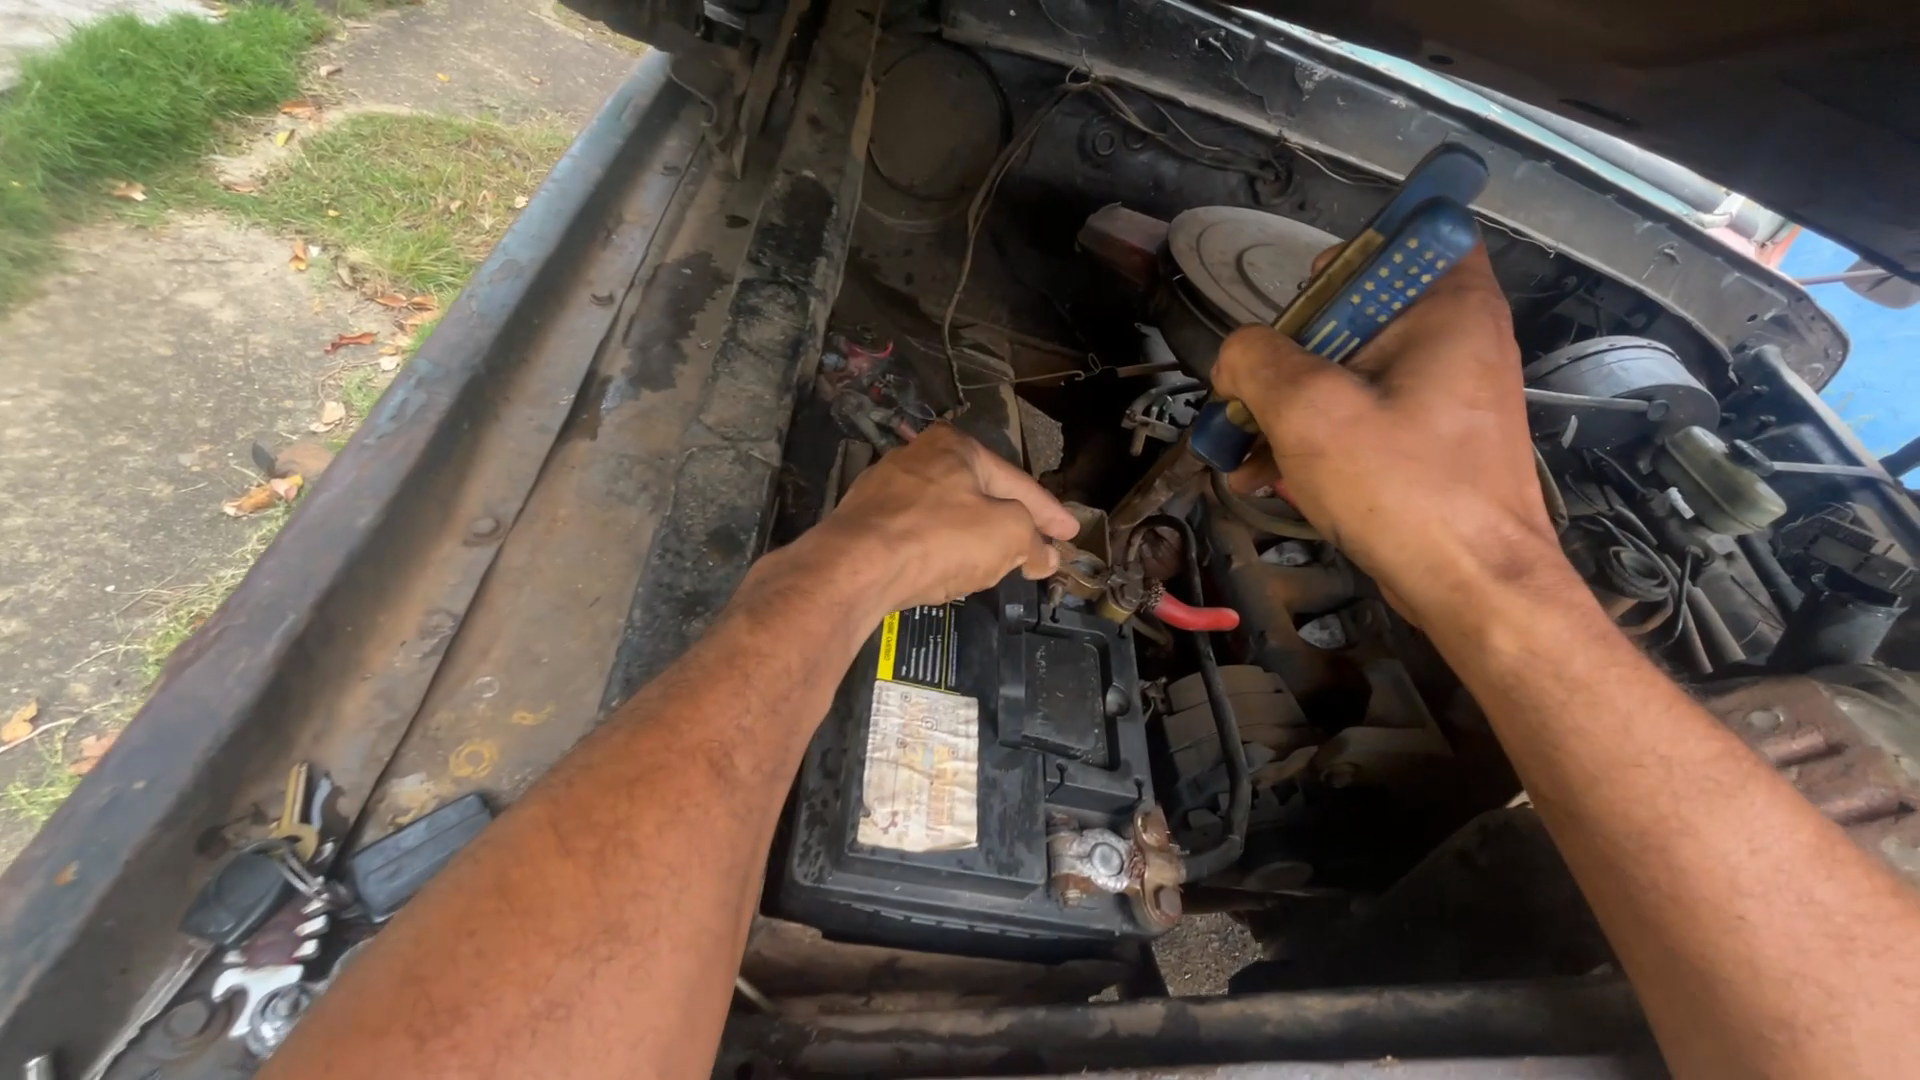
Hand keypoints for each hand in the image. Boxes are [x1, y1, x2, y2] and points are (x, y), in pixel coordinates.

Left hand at [816, 425, 1080, 609]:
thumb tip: (1046, 556)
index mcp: (956, 446)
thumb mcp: (1006, 535)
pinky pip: (917, 533)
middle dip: (1011, 522)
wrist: (853, 567)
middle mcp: (918, 456)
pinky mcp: (863, 521)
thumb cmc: (938, 539)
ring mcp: (885, 488)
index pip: (1017, 482)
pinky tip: (946, 568)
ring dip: (974, 537)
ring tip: (996, 562)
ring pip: (946, 514)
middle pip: (980, 494)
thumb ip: (1033, 541)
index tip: (1070, 534)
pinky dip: (939, 548)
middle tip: (1037, 548)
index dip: (1050, 512)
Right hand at [1210, 244, 1571, 622]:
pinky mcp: (1425, 445)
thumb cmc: (1401, 488)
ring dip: (1286, 408)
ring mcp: (1441, 398)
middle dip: (1289, 357)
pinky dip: (1312, 440)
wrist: (1471, 587)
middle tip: (1253, 393)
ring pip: (1347, 376)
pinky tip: (1263, 476)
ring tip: (1240, 448)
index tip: (1300, 310)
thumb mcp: (1308, 411)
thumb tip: (1234, 358)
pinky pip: (1359, 421)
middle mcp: (1454, 342)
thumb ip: (1255, 362)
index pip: (1409, 237)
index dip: (1347, 261)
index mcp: (1448, 308)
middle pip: (1357, 315)